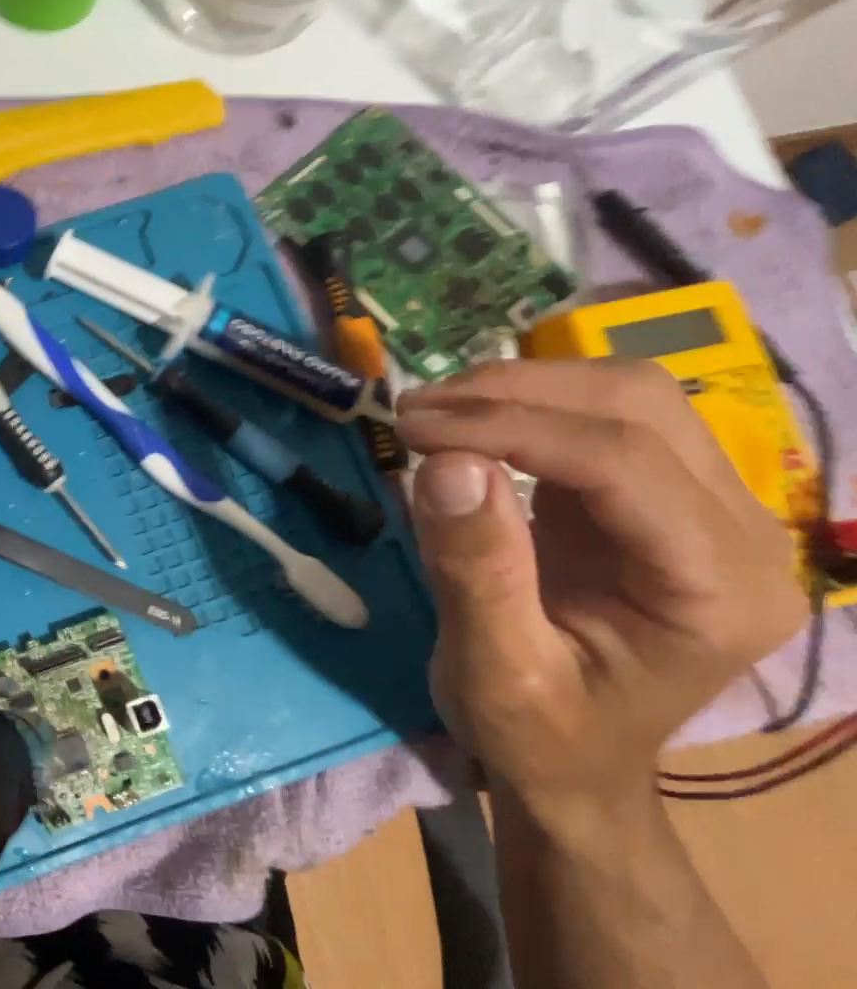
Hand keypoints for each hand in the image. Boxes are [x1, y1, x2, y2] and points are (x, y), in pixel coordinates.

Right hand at [397, 359, 806, 823]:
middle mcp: (741, 536)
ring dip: (521, 387)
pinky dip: (527, 406)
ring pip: (630, 396)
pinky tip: (464, 424)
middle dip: (516, 392)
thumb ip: (477, 570)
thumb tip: (445, 463)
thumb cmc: (535, 733)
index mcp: (718, 590)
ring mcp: (708, 510)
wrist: (570, 764)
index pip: (626, 462)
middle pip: (641, 407)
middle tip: (411, 413)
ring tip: (429, 412)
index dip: (512, 428)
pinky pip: (605, 420)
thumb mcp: (493, 670)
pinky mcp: (659, 498)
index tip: (410, 428)